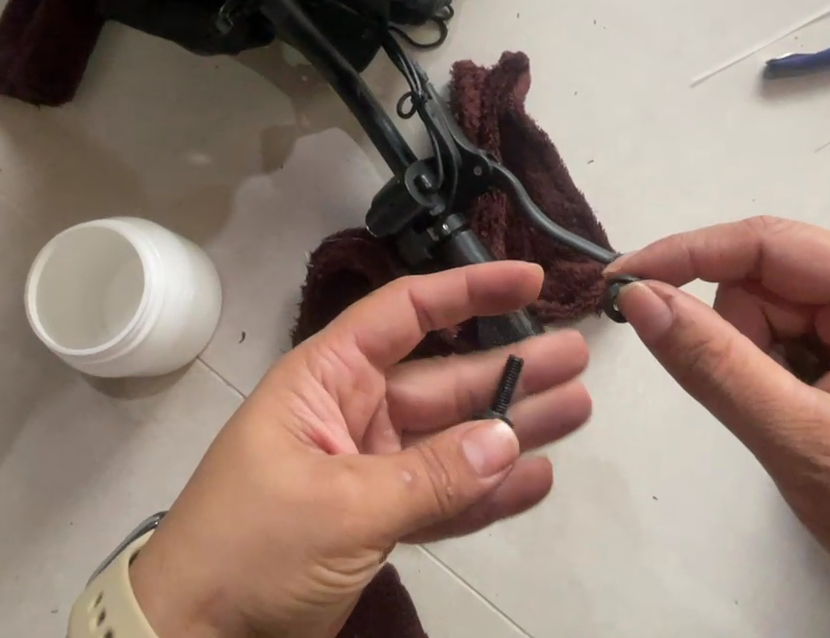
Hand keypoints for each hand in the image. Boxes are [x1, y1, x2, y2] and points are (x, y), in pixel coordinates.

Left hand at [131, 262, 590, 637]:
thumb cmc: (252, 547)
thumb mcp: (340, 506)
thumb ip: (429, 476)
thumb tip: (507, 443)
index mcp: (327, 377)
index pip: (404, 313)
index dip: (466, 291)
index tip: (526, 281)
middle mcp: (351, 410)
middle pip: (442, 378)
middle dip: (508, 367)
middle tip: (577, 355)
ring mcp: (367, 466)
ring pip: (450, 438)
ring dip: (511, 427)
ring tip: (577, 407)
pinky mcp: (375, 518)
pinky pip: (441, 495)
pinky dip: (484, 491)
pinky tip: (535, 478)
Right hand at [608, 218, 829, 637]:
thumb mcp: (806, 446)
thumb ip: (715, 365)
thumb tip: (635, 296)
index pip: (771, 244)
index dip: (687, 255)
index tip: (618, 282)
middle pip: (768, 279)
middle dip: (739, 336)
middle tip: (760, 407)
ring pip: (769, 310)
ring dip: (754, 360)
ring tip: (794, 424)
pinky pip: (788, 338)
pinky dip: (771, 374)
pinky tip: (804, 418)